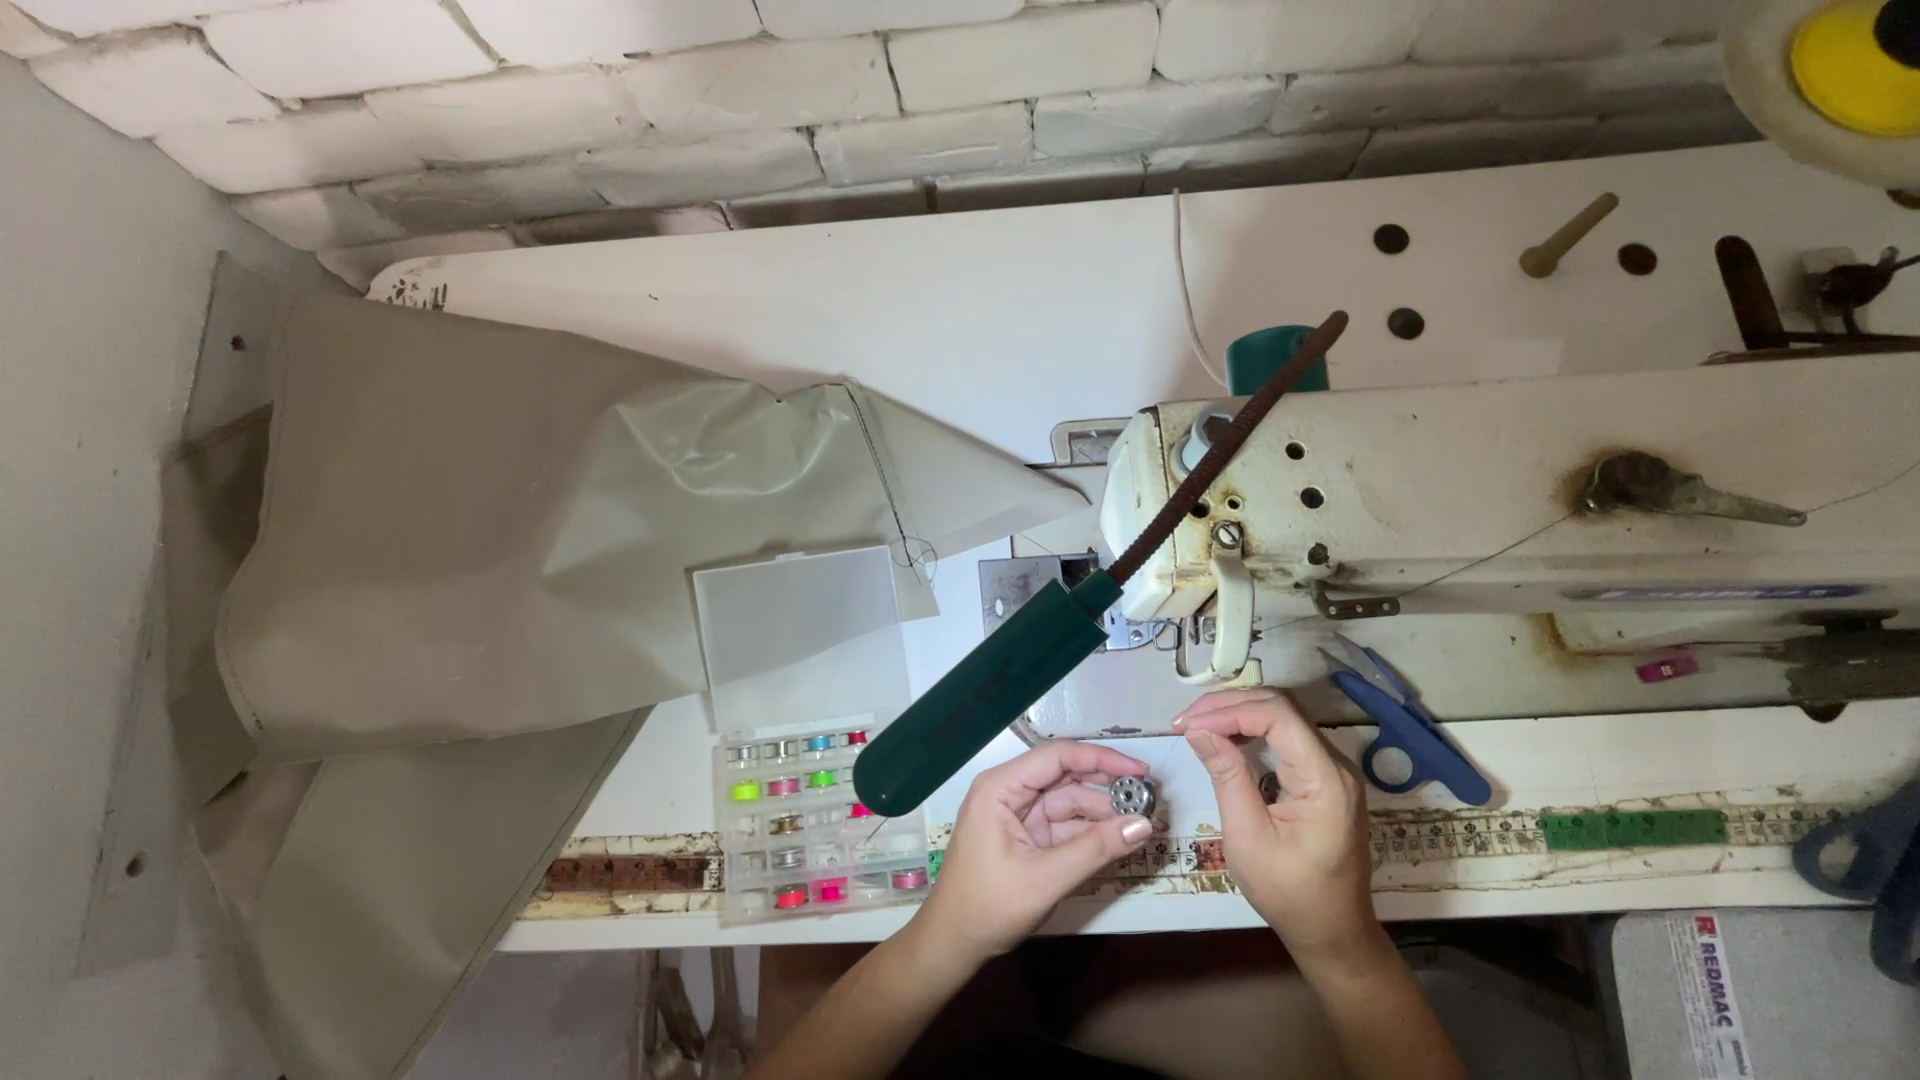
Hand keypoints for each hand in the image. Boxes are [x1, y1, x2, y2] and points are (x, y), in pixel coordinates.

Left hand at [911, 741, 1155, 963]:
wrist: (953, 944)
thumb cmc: (987, 906)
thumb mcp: (1045, 878)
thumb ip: (1095, 849)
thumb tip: (1144, 824)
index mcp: (1001, 787)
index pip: (1058, 757)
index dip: (1102, 760)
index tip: (1142, 770)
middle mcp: (1010, 792)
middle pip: (1067, 776)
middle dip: (1108, 787)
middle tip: (1150, 799)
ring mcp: (1019, 815)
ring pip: (1070, 802)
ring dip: (1105, 813)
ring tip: (1144, 822)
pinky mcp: (1028, 838)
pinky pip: (1066, 826)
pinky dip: (1093, 833)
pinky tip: (1121, 839)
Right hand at [1174, 689, 1378, 962]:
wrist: (1333, 932)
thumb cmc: (1289, 893)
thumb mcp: (1248, 837)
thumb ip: (1226, 777)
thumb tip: (1198, 730)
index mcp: (1324, 780)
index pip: (1277, 716)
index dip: (1229, 711)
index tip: (1187, 725)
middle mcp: (1336, 764)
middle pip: (1281, 707)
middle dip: (1229, 705)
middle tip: (1184, 721)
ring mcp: (1333, 769)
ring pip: (1283, 716)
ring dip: (1238, 713)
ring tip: (1196, 725)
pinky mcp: (1324, 777)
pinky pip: (1287, 736)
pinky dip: (1252, 728)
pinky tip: (1224, 737)